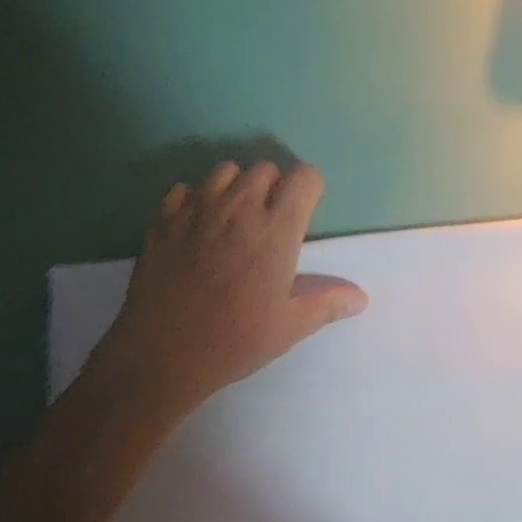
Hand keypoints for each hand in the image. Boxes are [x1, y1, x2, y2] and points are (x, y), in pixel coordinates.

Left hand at [85, 162, 367, 416]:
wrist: (161, 353)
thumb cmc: (234, 341)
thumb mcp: (289, 328)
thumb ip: (327, 304)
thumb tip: (360, 298)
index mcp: (276, 230)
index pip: (304, 177)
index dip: (309, 190)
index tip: (305, 213)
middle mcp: (238, 208)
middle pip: (265, 169)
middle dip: (274, 187)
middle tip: (271, 222)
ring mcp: (197, 210)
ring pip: (225, 171)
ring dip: (236, 188)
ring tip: (234, 220)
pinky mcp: (163, 220)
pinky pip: (184, 190)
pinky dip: (195, 200)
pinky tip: (197, 229)